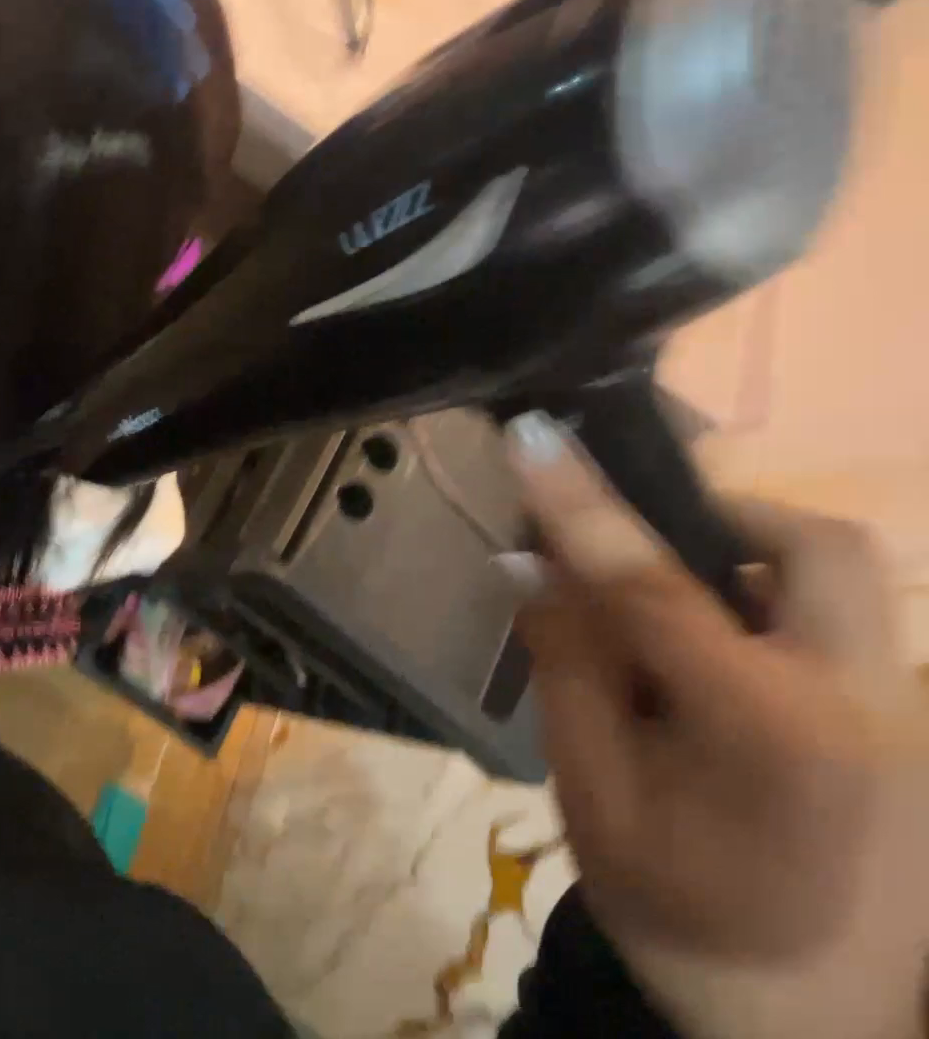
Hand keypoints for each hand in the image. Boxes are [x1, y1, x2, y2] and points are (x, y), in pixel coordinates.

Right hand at [505, 411, 928, 1038]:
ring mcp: (903, 707)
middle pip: (820, 547)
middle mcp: (865, 698)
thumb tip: (529, 565)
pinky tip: (703, 650)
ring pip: (839, 575)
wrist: (804, 1007)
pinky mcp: (903, 716)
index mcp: (766, 727)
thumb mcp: (590, 789)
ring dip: (742, 558)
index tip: (533, 439)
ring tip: (658, 605)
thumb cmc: (671, 902)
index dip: (584, 506)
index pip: (656, 583)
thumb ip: (568, 668)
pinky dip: (762, 598)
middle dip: (720, 512)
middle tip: (631, 536)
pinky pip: (837, 616)